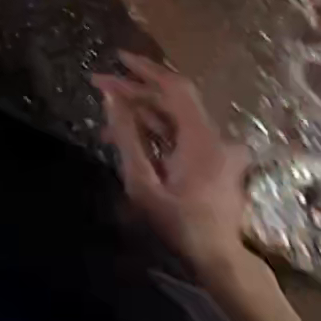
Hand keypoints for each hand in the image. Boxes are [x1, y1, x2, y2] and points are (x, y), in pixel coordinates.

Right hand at [94, 52, 251, 270]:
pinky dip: (154, 126)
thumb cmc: (179, 224)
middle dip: (134, 89)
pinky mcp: (214, 157)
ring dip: (140, 110)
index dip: (145, 69)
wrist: (220, 262)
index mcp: (202, 137)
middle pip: (172, 98)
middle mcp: (214, 135)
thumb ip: (126, 136)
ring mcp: (217, 146)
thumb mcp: (143, 182)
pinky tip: (128, 133)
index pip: (174, 87)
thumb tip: (110, 97)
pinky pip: (181, 130)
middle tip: (100, 84)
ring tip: (107, 115)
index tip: (117, 58)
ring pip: (174, 114)